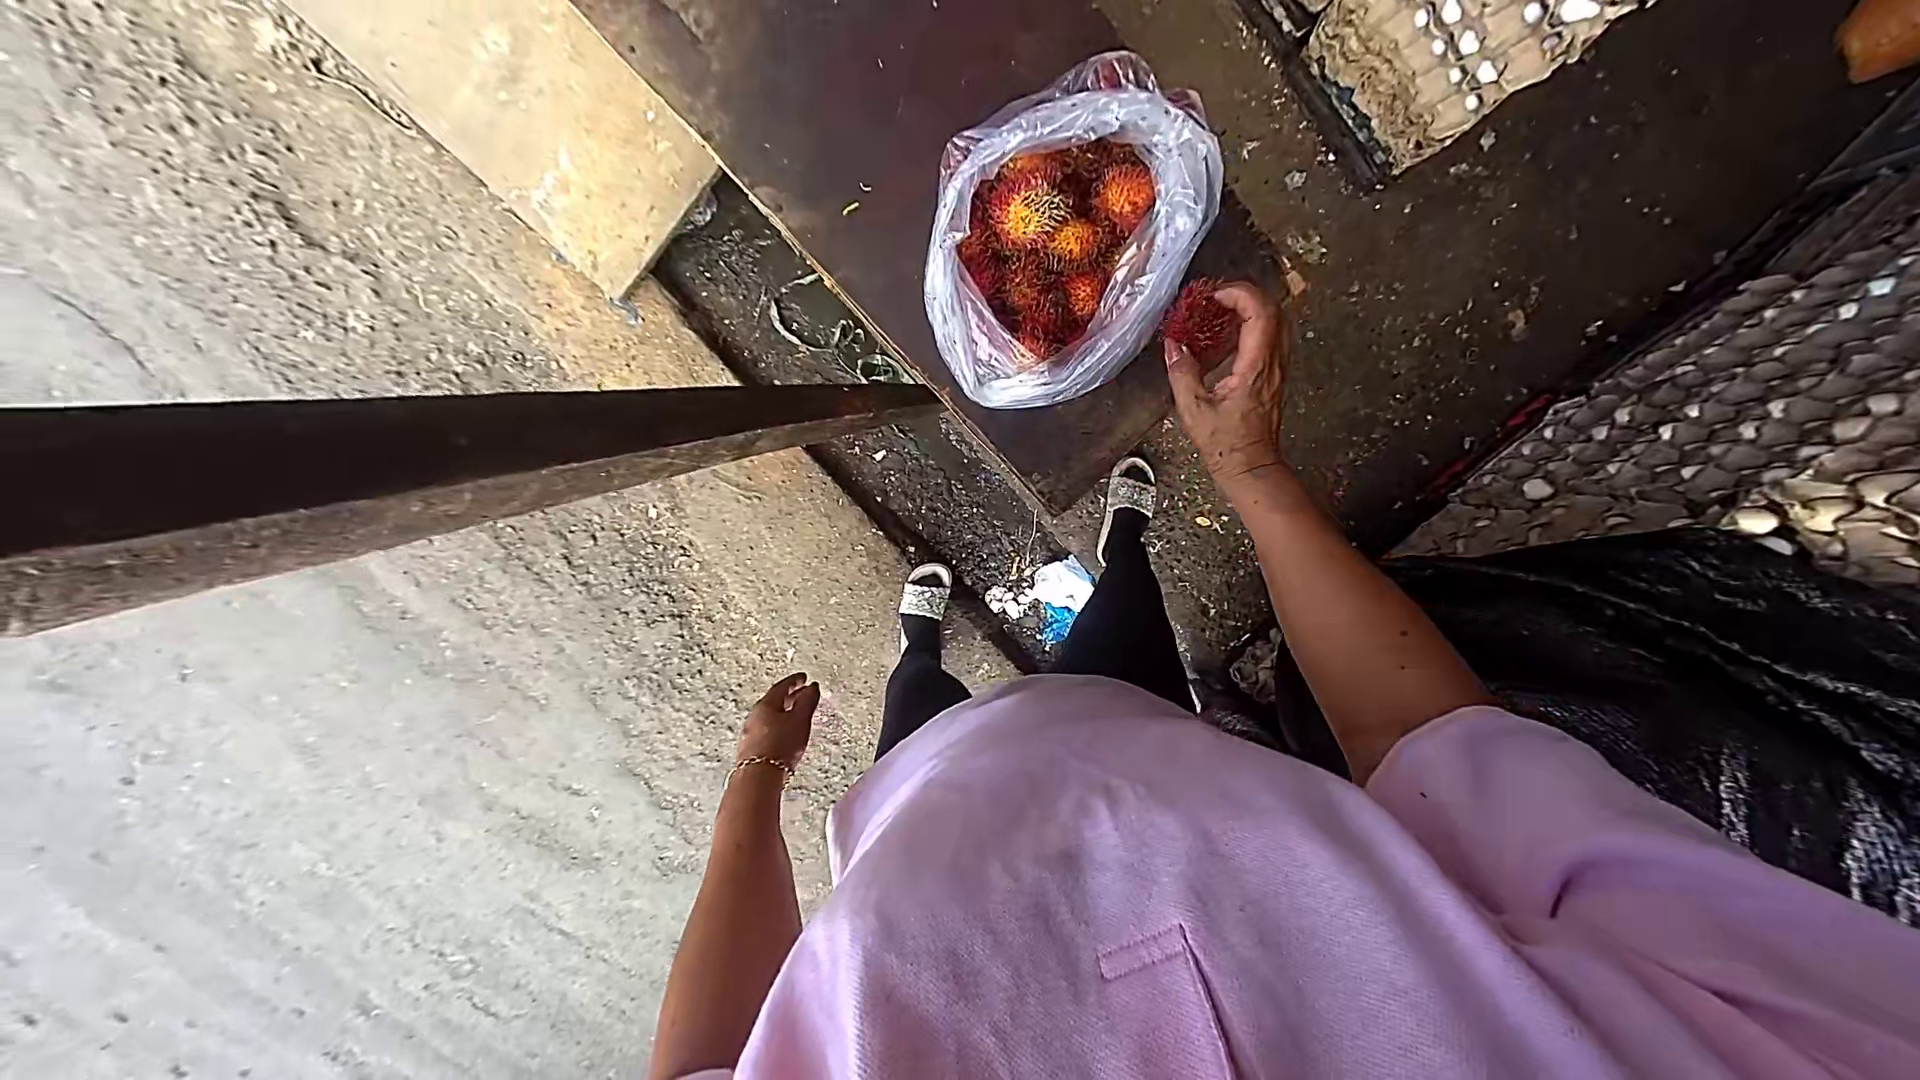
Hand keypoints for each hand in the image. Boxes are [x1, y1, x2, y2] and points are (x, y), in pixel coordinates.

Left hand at [736, 672, 818, 769]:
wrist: (760, 777)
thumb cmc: (779, 746)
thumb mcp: (800, 719)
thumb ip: (808, 701)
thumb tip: (812, 688)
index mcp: (765, 705)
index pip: (782, 686)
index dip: (795, 681)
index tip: (803, 678)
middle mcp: (755, 717)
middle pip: (774, 701)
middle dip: (790, 696)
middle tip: (802, 693)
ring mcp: (751, 733)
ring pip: (770, 717)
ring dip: (784, 713)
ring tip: (797, 715)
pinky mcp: (752, 749)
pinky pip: (767, 731)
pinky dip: (778, 727)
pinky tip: (786, 735)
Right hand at [1165, 282, 1289, 490]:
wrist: (1250, 464)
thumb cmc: (1225, 444)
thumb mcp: (1193, 409)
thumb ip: (1182, 372)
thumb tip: (1173, 346)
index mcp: (1256, 366)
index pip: (1260, 311)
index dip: (1237, 294)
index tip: (1213, 296)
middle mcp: (1274, 362)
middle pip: (1273, 308)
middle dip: (1244, 295)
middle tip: (1216, 298)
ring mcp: (1279, 367)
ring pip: (1276, 319)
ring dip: (1250, 308)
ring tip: (1220, 311)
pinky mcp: (1275, 374)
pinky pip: (1271, 336)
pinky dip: (1252, 324)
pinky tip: (1228, 335)